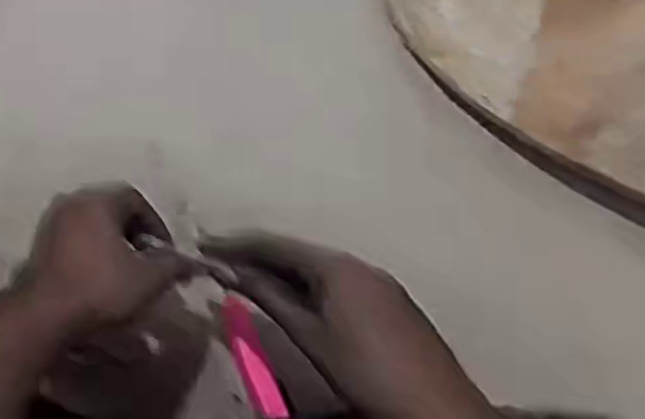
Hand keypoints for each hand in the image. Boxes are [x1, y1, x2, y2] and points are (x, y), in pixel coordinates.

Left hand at [13, 186, 195, 334]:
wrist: (51, 308)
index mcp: (96, 201)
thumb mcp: (149, 278)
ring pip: (93, 218)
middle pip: (112, 205)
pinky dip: (94, 242)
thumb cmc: (103, 287)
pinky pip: (76, 230)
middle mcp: (72, 199)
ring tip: (128, 268)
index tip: (167, 253)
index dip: (156, 224)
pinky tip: (102, 270)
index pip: (133, 198)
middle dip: (136, 230)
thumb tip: (189, 261)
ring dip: (115, 237)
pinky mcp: (44, 235)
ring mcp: (54, 216)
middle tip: (150, 261)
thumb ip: (172, 264)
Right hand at [202, 233, 496, 418]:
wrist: (444, 418)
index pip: (271, 243)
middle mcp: (358, 263)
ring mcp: (379, 283)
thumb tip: (224, 270)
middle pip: (293, 251)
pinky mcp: (391, 303)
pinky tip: (288, 294)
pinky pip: (334, 280)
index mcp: (336, 265)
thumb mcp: (308, 335)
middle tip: (218, 260)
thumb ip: (265, 296)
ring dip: (279, 270)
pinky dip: (305, 283)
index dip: (232, 244)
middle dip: (254, 255)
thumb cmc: (367, 374)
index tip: (200, 247)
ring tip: (245, 276)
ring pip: (314, 266)